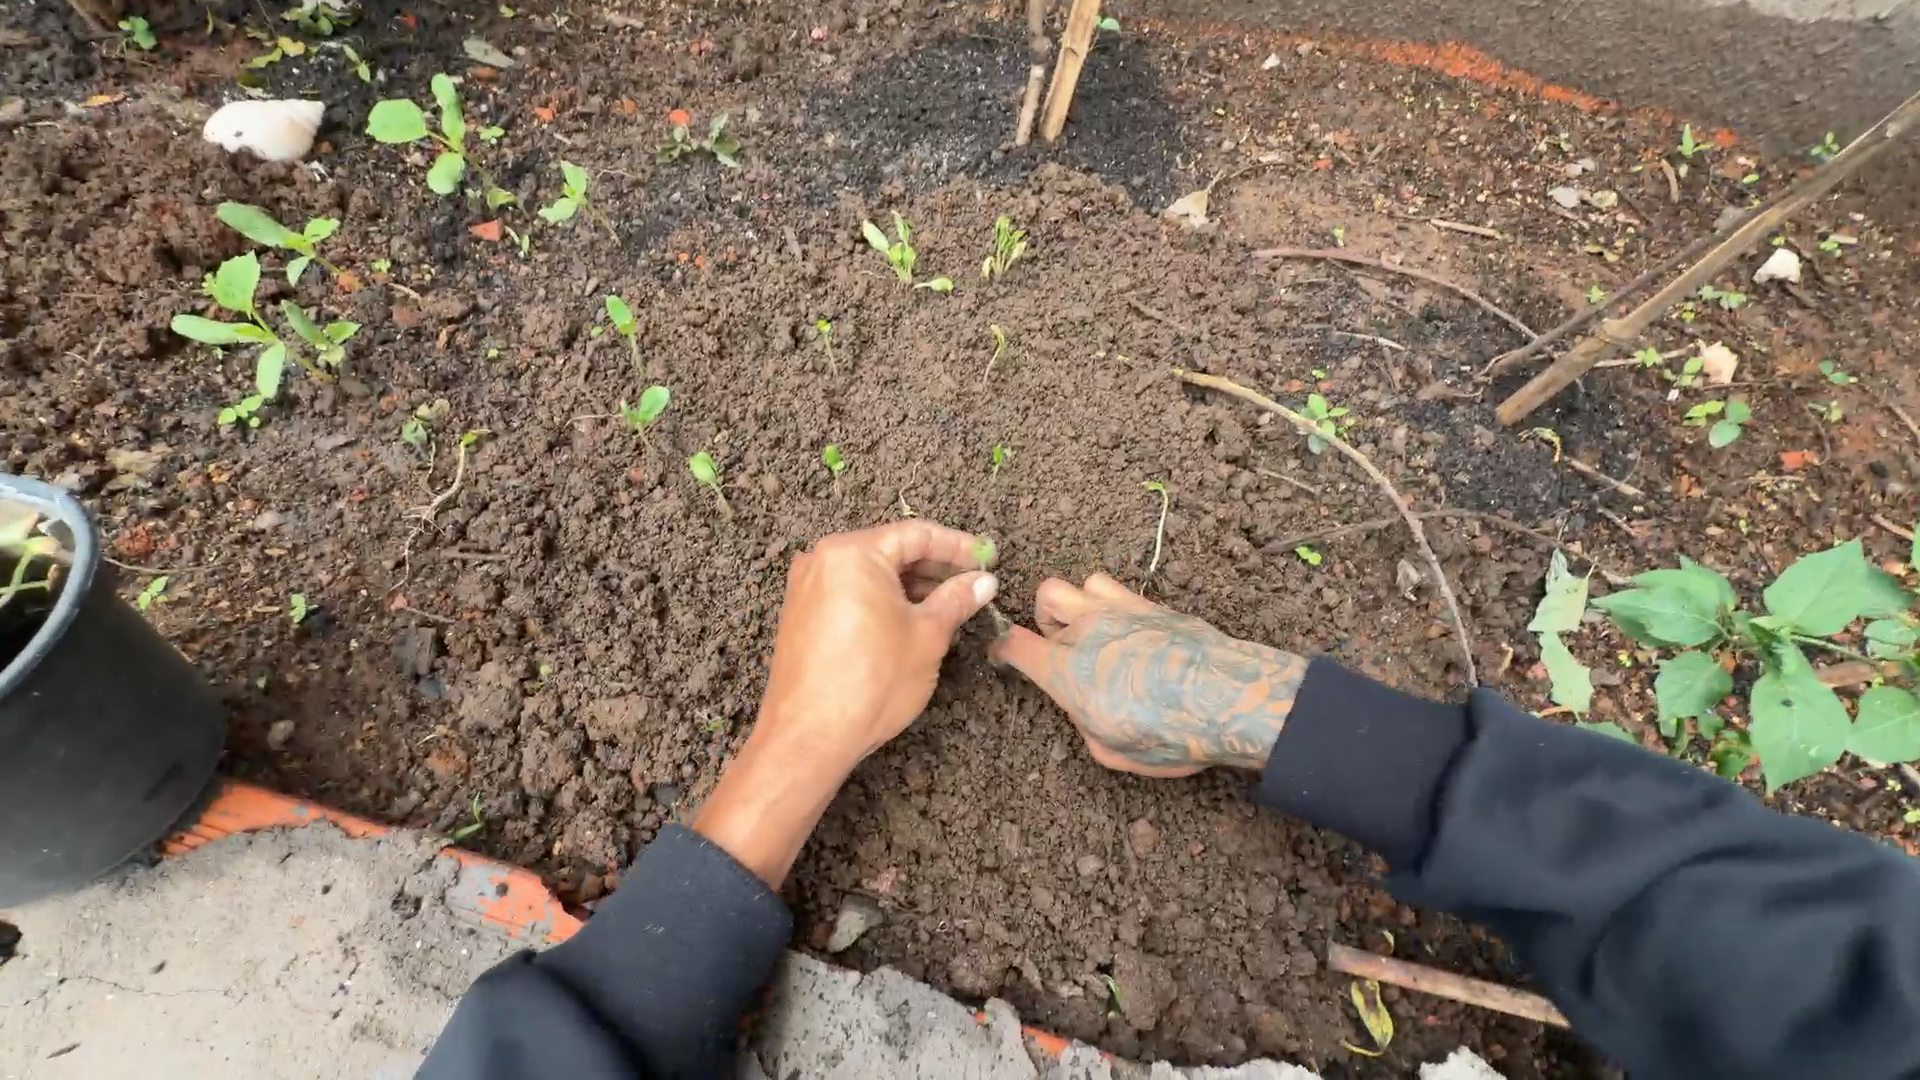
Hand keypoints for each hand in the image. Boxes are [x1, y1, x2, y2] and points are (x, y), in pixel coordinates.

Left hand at [695, 521, 998, 885]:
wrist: (808, 736)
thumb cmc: (872, 681)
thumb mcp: (927, 635)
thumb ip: (956, 599)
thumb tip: (983, 581)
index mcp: (853, 553)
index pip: (916, 534)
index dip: (957, 546)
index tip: (986, 557)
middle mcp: (822, 560)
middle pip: (890, 551)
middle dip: (934, 566)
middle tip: (972, 582)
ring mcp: (807, 587)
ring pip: (870, 574)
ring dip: (910, 586)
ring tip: (948, 604)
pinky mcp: (802, 615)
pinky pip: (850, 593)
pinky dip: (883, 600)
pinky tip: (911, 620)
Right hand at [989, 574, 1306, 776]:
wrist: (1226, 698)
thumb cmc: (1168, 733)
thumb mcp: (1111, 752)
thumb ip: (1086, 723)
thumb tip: (1087, 708)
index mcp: (1065, 670)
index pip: (1013, 643)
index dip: (1002, 647)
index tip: (1006, 655)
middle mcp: (1085, 630)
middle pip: (1044, 597)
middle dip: (1045, 618)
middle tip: (1063, 644)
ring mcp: (1119, 610)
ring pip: (1079, 583)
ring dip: (1079, 604)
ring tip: (1096, 629)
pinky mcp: (1151, 605)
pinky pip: (1116, 587)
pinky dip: (1112, 602)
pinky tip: (1129, 626)